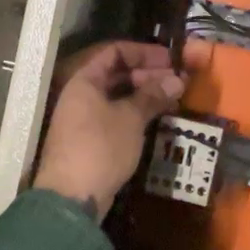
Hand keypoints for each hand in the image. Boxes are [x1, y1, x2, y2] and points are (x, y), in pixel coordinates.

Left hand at [33, 41, 193, 216]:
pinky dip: (136, 115)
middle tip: (177, 83)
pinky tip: (156, 121)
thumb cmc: (100, 147)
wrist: (72, 197)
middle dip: (148, 75)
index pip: (114, 52)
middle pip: (116, 75)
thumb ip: (153, 95)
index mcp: (84, 81)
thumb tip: (177, 80)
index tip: (170, 60)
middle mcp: (81, 96)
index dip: (143, 52)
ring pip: (117, 98)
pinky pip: (116, 118)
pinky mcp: (90, 142)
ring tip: (172, 101)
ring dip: (144, 97)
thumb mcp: (130, 118)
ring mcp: (84, 120)